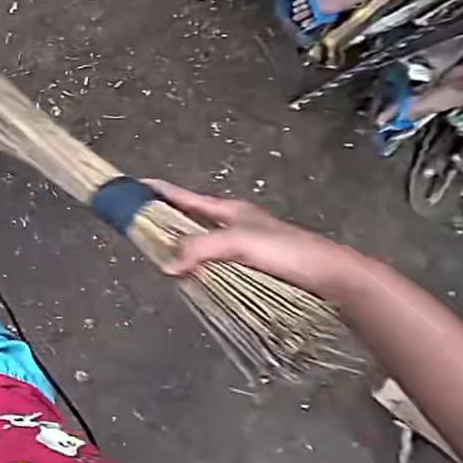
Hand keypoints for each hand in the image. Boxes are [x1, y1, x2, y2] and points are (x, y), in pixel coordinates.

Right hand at [145, 179, 379, 303]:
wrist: (333, 275)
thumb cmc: (287, 251)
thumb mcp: (238, 243)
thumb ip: (199, 249)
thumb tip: (165, 265)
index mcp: (226, 209)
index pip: (181, 195)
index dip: (155, 189)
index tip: (130, 186)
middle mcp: (230, 222)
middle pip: (186, 217)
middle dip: (161, 219)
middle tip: (137, 227)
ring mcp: (239, 243)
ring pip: (197, 239)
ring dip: (177, 244)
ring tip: (157, 252)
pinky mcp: (248, 263)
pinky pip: (209, 259)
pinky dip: (193, 262)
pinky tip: (188, 272)